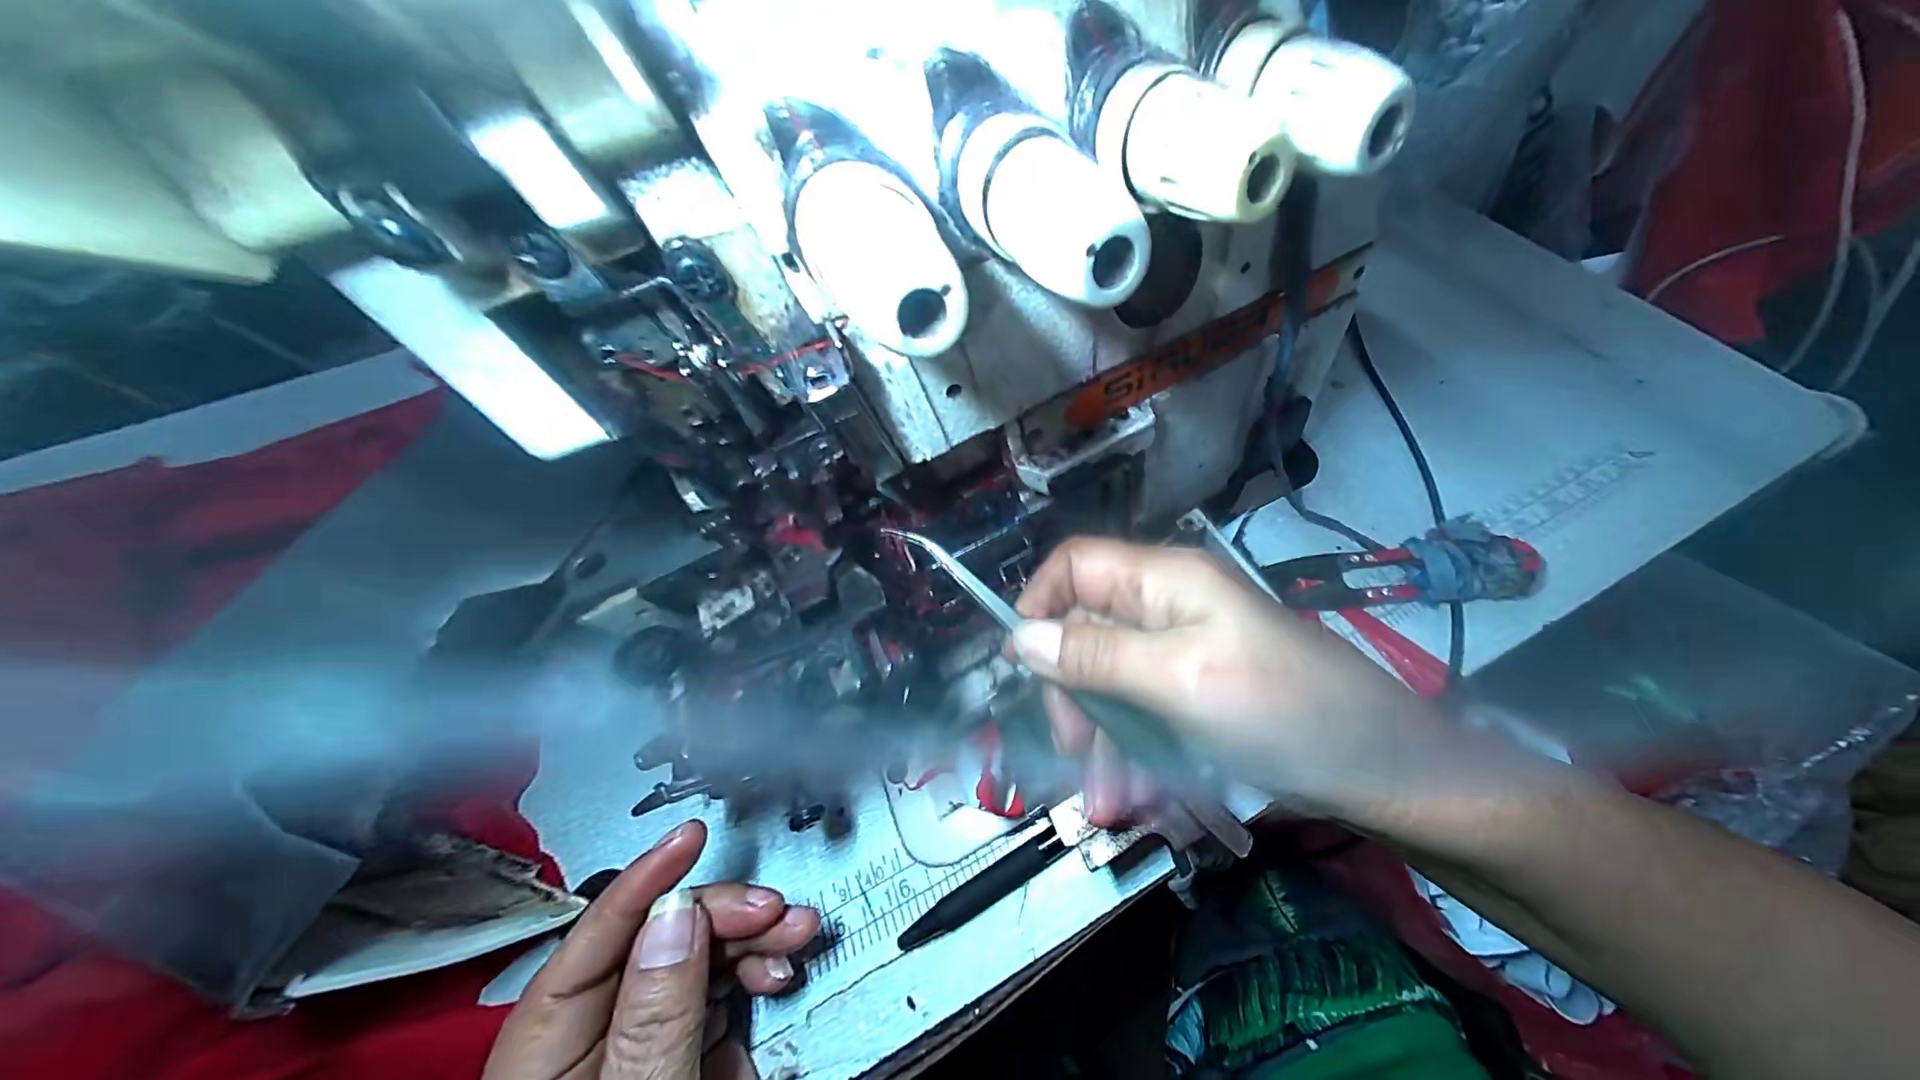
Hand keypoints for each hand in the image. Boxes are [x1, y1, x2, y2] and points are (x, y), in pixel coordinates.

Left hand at [483, 820, 818, 1079]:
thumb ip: (653, 1018)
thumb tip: (674, 918)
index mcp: (546, 1049)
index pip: (593, 938)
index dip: (645, 880)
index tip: (690, 837)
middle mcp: (590, 1035)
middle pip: (656, 941)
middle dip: (723, 914)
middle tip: (776, 908)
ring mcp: (638, 1042)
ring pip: (694, 959)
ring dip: (750, 938)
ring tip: (793, 936)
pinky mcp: (678, 1051)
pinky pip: (717, 993)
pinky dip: (752, 976)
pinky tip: (775, 977)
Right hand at [1010, 537, 1447, 826]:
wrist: (1384, 770)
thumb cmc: (1279, 709)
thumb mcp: (1179, 680)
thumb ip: (1096, 656)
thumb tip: (1021, 636)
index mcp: (1164, 580)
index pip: (1076, 564)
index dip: (1039, 602)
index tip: (1023, 664)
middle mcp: (1167, 604)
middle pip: (1085, 626)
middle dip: (1070, 685)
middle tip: (1072, 744)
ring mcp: (1182, 648)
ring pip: (1107, 675)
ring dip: (1096, 728)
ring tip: (1104, 794)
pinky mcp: (1194, 688)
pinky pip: (1138, 705)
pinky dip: (1126, 744)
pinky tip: (1126, 789)